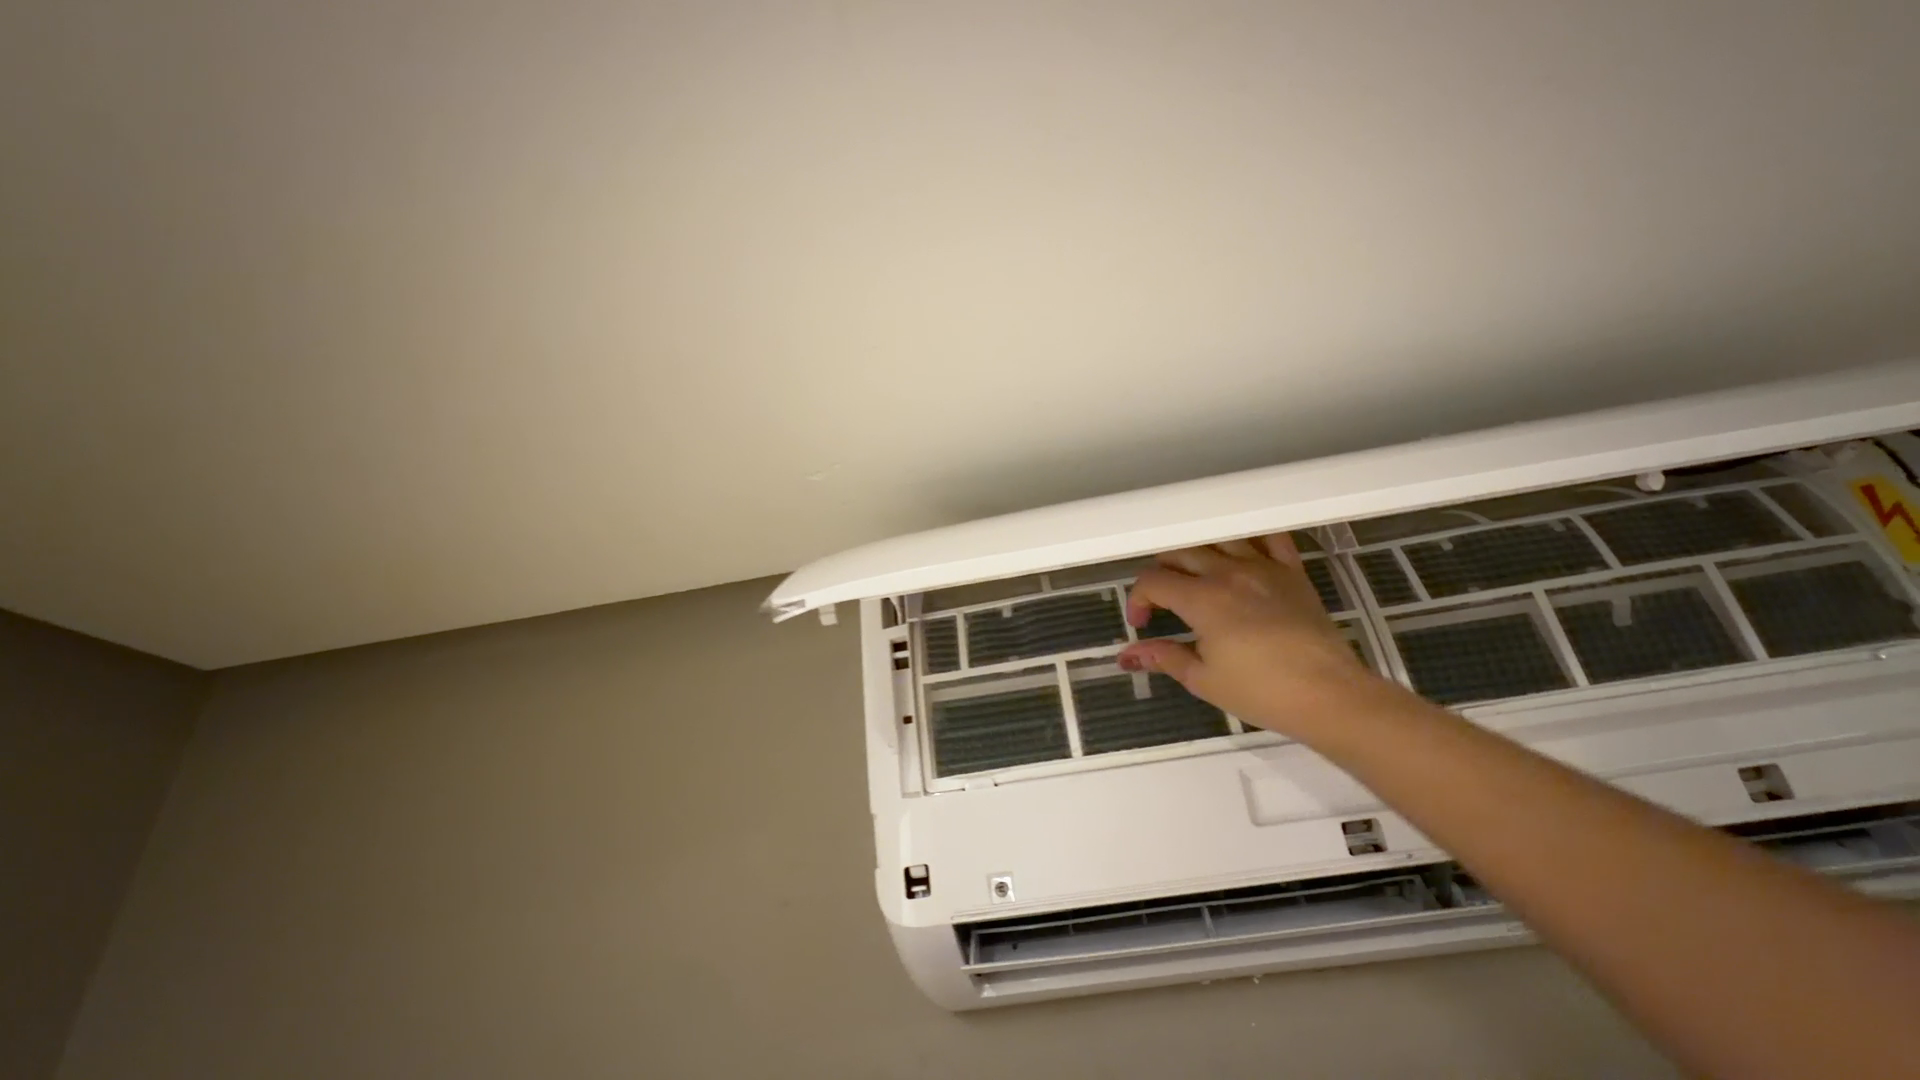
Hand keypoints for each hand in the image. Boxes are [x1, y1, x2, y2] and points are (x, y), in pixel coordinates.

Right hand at [1116, 533, 1386, 736]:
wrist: (1328, 694)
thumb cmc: (1261, 692)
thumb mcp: (1203, 679)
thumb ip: (1164, 657)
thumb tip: (1128, 655)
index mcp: (1202, 600)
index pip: (1153, 581)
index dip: (1138, 600)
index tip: (1142, 624)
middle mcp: (1228, 573)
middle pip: (1180, 552)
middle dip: (1160, 573)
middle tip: (1162, 601)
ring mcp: (1264, 567)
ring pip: (1218, 539)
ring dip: (1197, 553)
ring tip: (1194, 576)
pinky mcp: (1292, 571)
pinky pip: (1268, 538)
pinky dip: (1248, 539)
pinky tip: (1239, 553)